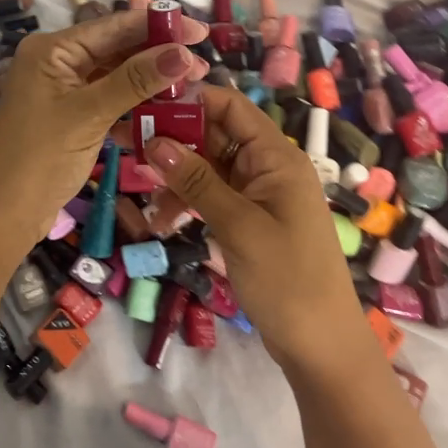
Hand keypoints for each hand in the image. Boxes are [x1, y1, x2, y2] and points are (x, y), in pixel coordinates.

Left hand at [0, 9, 207, 239]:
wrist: (5, 212)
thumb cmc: (41, 157)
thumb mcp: (90, 114)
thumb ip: (136, 80)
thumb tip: (183, 52)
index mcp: (51, 49)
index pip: (113, 26)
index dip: (158, 25)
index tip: (201, 31)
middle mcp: (55, 61)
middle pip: (116, 47)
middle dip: (158, 54)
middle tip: (203, 64)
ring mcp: (62, 89)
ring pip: (115, 74)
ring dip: (150, 80)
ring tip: (194, 86)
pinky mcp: (70, 114)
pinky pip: (108, 98)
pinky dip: (134, 103)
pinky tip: (167, 111)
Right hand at [143, 86, 364, 367]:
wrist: (321, 347)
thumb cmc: (288, 280)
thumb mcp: (238, 226)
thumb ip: (196, 180)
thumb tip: (155, 140)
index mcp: (275, 156)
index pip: (229, 105)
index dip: (188, 100)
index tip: (143, 108)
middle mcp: (266, 166)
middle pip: (213, 133)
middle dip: (173, 140)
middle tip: (125, 147)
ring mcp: (257, 194)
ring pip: (206, 166)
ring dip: (175, 178)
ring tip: (146, 200)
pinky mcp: (248, 219)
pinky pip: (210, 195)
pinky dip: (186, 202)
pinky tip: (162, 222)